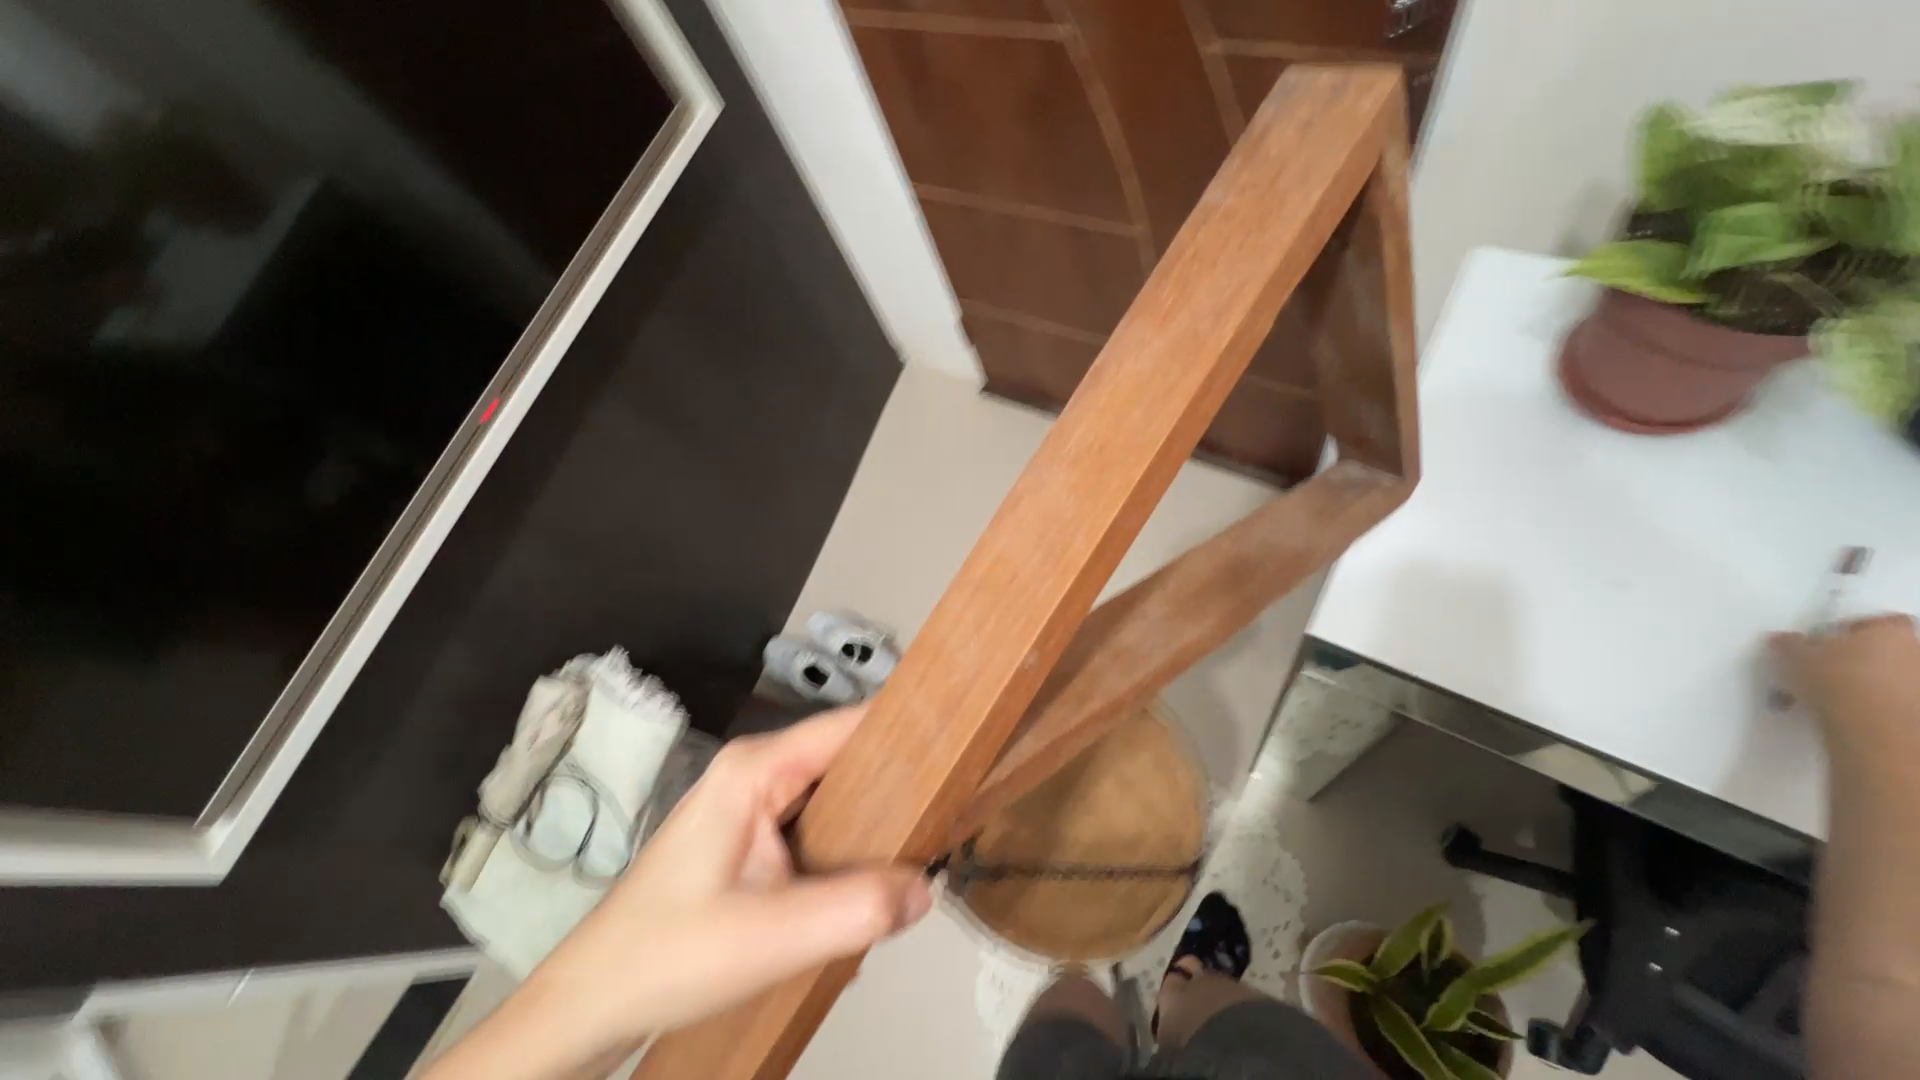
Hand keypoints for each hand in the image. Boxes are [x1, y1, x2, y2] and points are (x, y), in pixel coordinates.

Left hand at [481, 708, 931, 1073]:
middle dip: (899, 791)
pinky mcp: (748, 842)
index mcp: (757, 768)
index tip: (965, 751)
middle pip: (847, 761)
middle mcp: (756, 773)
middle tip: (950, 827)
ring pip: (834, 800)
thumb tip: (926, 888)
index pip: (851, 726)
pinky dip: (846, 854)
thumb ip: (858, 909)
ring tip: (920, 859)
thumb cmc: (670, 956)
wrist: (591, 1003)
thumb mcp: (773, 937)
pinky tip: (868, 890)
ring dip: (873, 830)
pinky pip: (816, 831)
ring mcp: (750, 807)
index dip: (909, 732)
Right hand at [1771, 615, 1919, 766]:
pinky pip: (1885, 702)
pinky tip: (1836, 715)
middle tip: (1819, 671)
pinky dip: (1863, 706)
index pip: (1877, 621)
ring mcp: (1919, 684)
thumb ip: (1788, 643)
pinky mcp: (1915, 711)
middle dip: (1853, 659)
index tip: (1823, 642)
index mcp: (1891, 631)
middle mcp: (1915, 652)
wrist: (1873, 727)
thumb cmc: (1835, 677)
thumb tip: (1784, 639)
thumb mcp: (1793, 655)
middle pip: (1880, 650)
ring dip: (1857, 685)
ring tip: (1820, 699)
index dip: (1851, 629)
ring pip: (1881, 678)